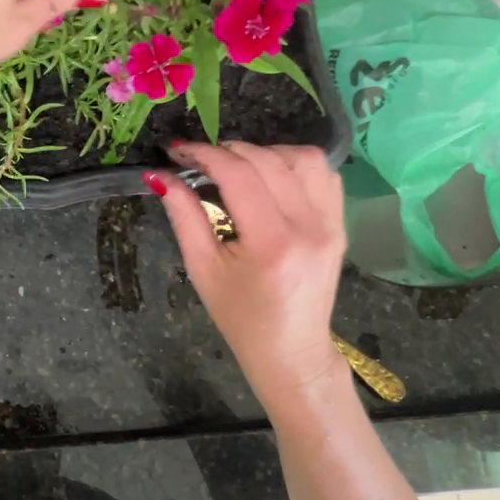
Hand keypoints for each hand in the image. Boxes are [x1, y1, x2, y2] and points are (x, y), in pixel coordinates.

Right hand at [149, 142, 347, 396]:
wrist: (291, 350)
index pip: (239, 176)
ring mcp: (331, 224)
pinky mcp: (340, 224)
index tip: (178, 152)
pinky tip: (270, 178)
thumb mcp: (202, 268)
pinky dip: (294, 165)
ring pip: (304, 159)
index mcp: (272, 243)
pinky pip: (323, 175)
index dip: (205, 155)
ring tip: (238, 167)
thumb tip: (160, 175)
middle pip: (269, 161)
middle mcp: (309, 227)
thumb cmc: (239, 316)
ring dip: (266, 152)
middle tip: (199, 159)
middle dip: (228, 150)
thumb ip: (184, 216)